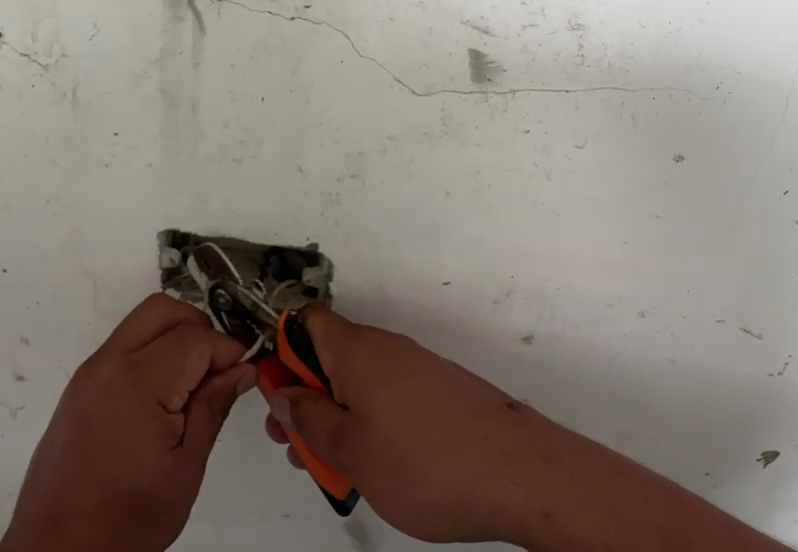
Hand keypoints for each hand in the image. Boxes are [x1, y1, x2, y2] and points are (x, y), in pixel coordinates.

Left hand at [0, 293, 257, 551]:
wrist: (57, 547)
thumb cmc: (126, 518)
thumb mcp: (185, 468)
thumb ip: (213, 408)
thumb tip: (240, 369)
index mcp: (138, 382)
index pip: (195, 336)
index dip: (227, 350)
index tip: (244, 374)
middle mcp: (109, 363)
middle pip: (163, 309)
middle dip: (199, 328)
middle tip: (219, 371)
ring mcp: (90, 370)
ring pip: (141, 321)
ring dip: (174, 336)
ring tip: (194, 385)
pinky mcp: (81, 385)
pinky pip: (123, 344)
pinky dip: (151, 351)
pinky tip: (166, 393)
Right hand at [262, 305, 529, 543]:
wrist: (523, 475)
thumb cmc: (425, 461)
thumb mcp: (349, 450)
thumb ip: (307, 420)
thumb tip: (283, 395)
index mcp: (355, 349)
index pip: (303, 322)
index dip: (279, 352)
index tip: (274, 396)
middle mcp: (385, 348)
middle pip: (329, 357)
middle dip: (305, 397)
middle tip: (296, 446)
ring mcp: (417, 369)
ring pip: (360, 383)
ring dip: (337, 416)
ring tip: (334, 467)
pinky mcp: (442, 392)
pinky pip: (390, 397)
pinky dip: (373, 423)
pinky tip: (378, 465)